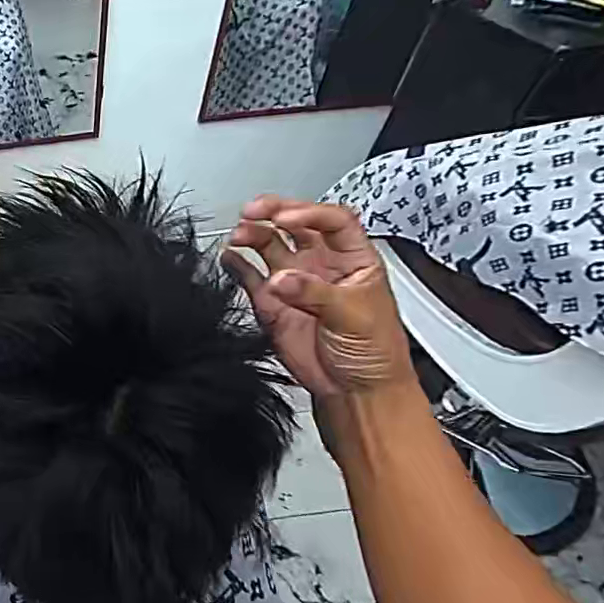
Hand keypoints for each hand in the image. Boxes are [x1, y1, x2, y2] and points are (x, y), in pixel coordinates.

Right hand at [224, 197, 413, 398]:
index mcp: (352, 258)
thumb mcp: (354, 315)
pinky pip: (250, 276)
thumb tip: (282, 278)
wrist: (354, 391)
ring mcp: (294, 282)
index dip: (309, 213)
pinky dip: (237, 265)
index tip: (286, 218)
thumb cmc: (374, 352)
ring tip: (239, 234)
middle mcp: (321, 263)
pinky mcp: (272, 303)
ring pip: (270, 246)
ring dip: (254, 235)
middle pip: (296, 225)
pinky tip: (229, 256)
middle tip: (254, 211)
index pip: (332, 220)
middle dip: (274, 212)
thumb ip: (315, 293)